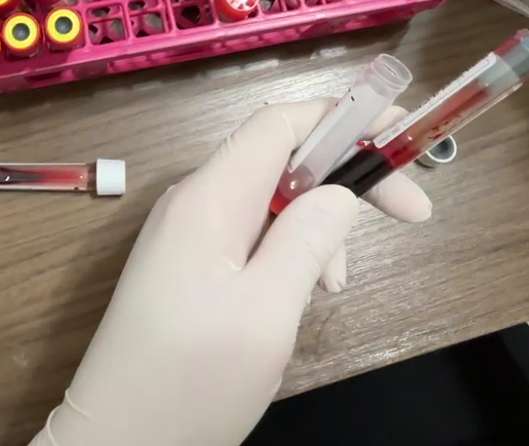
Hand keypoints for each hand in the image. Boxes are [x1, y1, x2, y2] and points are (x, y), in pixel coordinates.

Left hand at [30, 98, 431, 445]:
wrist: (115, 442)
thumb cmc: (191, 380)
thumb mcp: (265, 314)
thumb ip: (306, 242)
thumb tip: (339, 192)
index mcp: (209, 196)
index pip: (278, 124)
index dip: (341, 116)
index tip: (401, 132)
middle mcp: (195, 199)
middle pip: (280, 159)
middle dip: (344, 178)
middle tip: (413, 215)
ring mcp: (186, 230)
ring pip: (268, 199)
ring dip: (316, 225)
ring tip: (334, 285)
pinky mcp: (186, 262)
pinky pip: (248, 232)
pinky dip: (287, 249)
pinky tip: (301, 291)